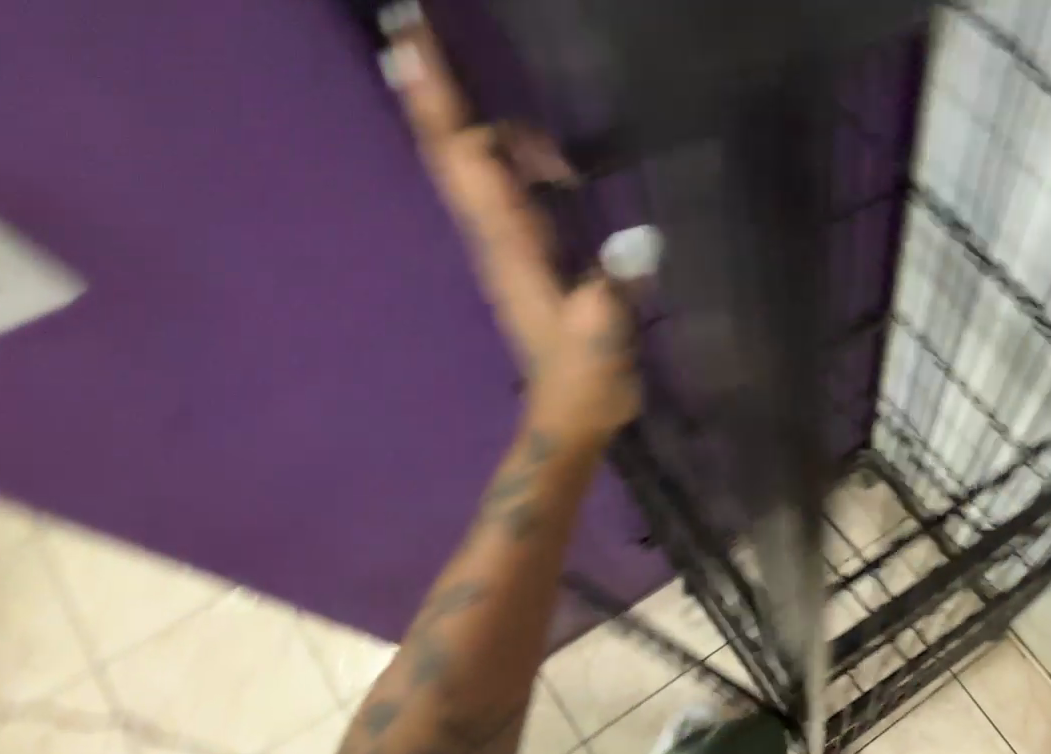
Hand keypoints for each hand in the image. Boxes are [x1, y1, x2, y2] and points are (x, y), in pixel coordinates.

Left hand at [384, 12, 640, 447]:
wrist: (569, 417)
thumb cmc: (588, 378)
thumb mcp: (608, 334)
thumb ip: (618, 286)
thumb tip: (644, 238)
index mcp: (513, 246)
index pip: (471, 159)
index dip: (445, 99)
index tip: (413, 34)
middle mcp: (495, 238)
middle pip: (452, 154)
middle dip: (430, 91)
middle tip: (406, 23)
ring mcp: (503, 249)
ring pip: (469, 172)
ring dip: (462, 121)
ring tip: (464, 84)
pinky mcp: (518, 260)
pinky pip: (493, 193)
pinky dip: (493, 157)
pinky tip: (530, 158)